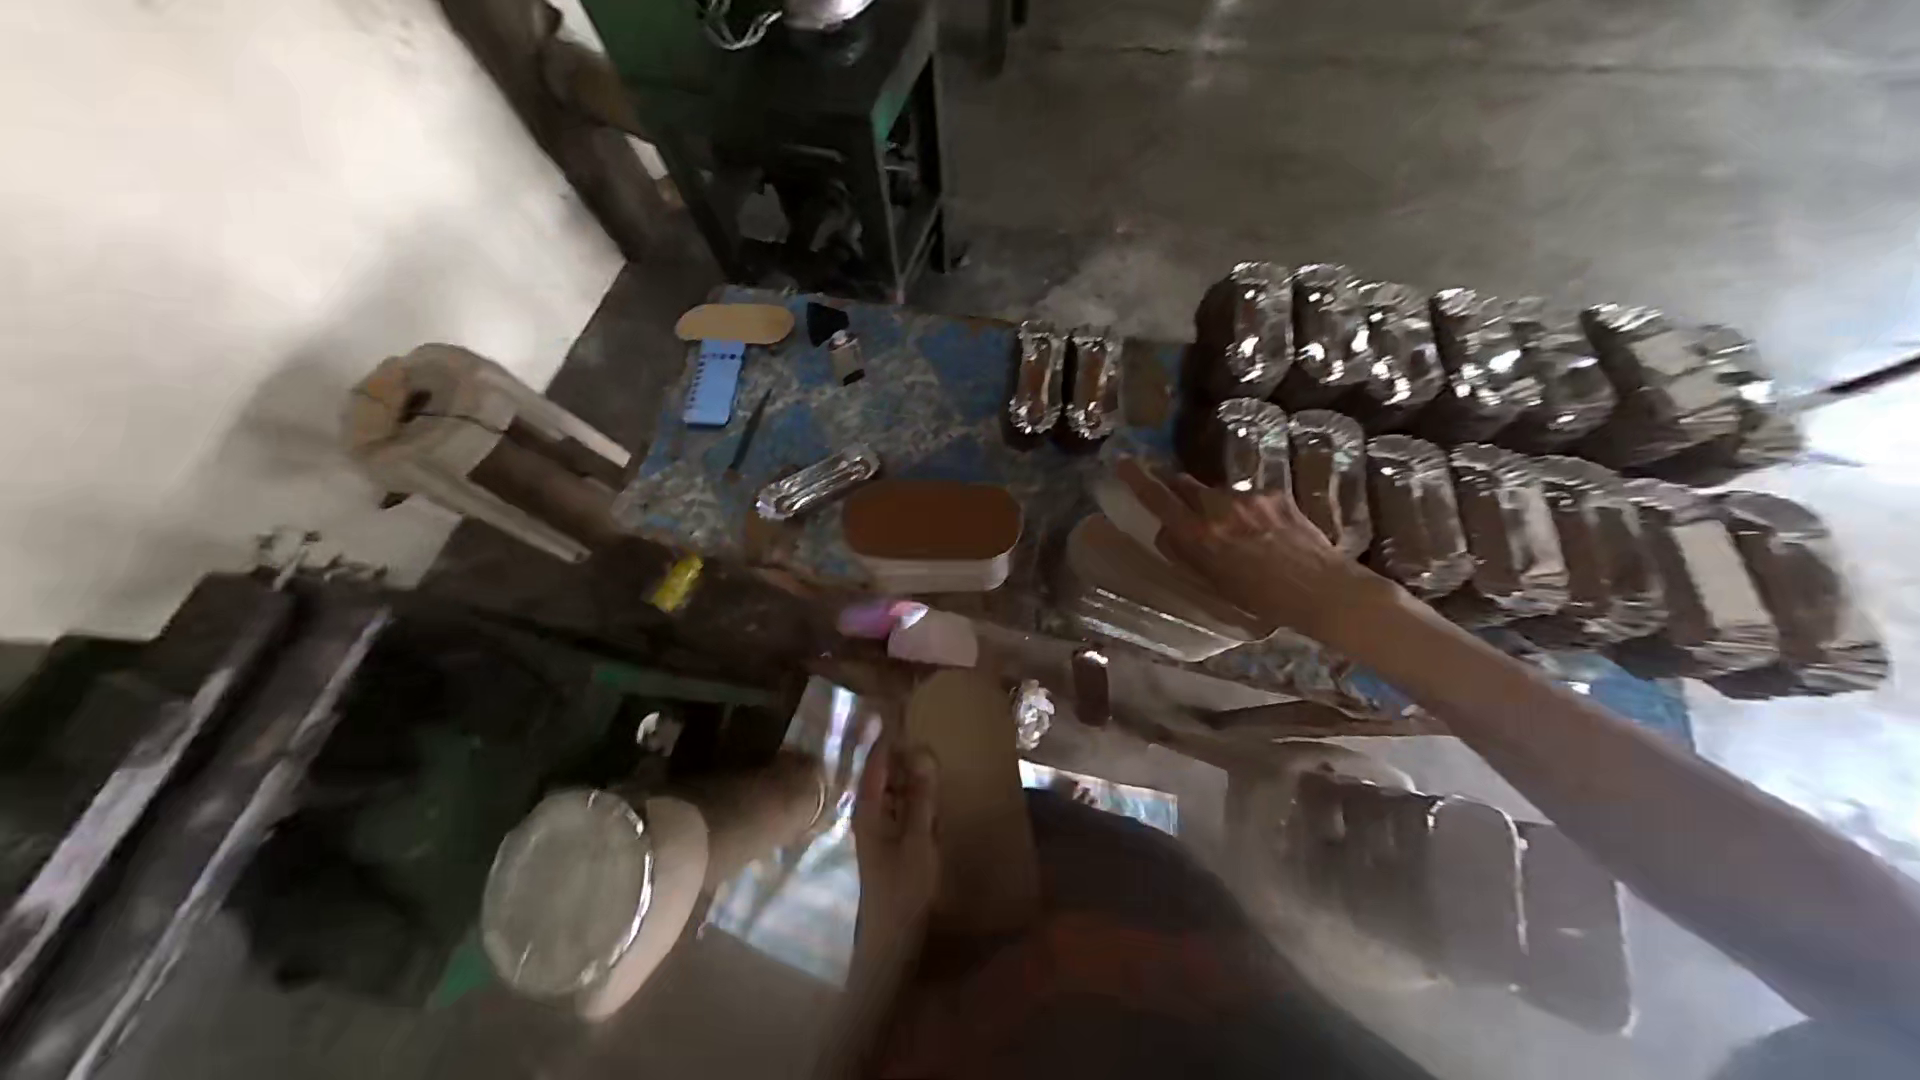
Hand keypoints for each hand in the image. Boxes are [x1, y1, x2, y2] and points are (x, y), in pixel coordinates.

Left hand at [852, 735, 939, 944]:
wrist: (891, 939)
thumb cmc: (902, 887)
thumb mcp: (918, 839)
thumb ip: (922, 795)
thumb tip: (924, 751)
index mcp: (868, 806)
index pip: (877, 758)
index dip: (891, 732)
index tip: (907, 706)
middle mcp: (868, 811)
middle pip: (885, 770)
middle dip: (905, 753)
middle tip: (928, 736)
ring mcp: (878, 826)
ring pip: (895, 787)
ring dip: (912, 776)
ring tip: (933, 762)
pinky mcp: (889, 839)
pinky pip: (902, 805)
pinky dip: (916, 797)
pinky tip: (933, 801)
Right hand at [1116, 459, 1396, 643]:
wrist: (1322, 590)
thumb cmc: (1262, 598)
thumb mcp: (1213, 581)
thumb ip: (1185, 552)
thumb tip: (1166, 531)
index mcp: (1199, 535)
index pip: (1158, 499)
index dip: (1137, 478)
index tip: (1122, 461)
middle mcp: (1219, 509)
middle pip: (1185, 485)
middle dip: (1177, 489)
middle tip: (1183, 504)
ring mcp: (1248, 498)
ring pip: (1218, 493)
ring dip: (1218, 505)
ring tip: (1239, 533)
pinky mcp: (1274, 494)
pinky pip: (1249, 496)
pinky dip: (1249, 510)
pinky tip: (1266, 531)